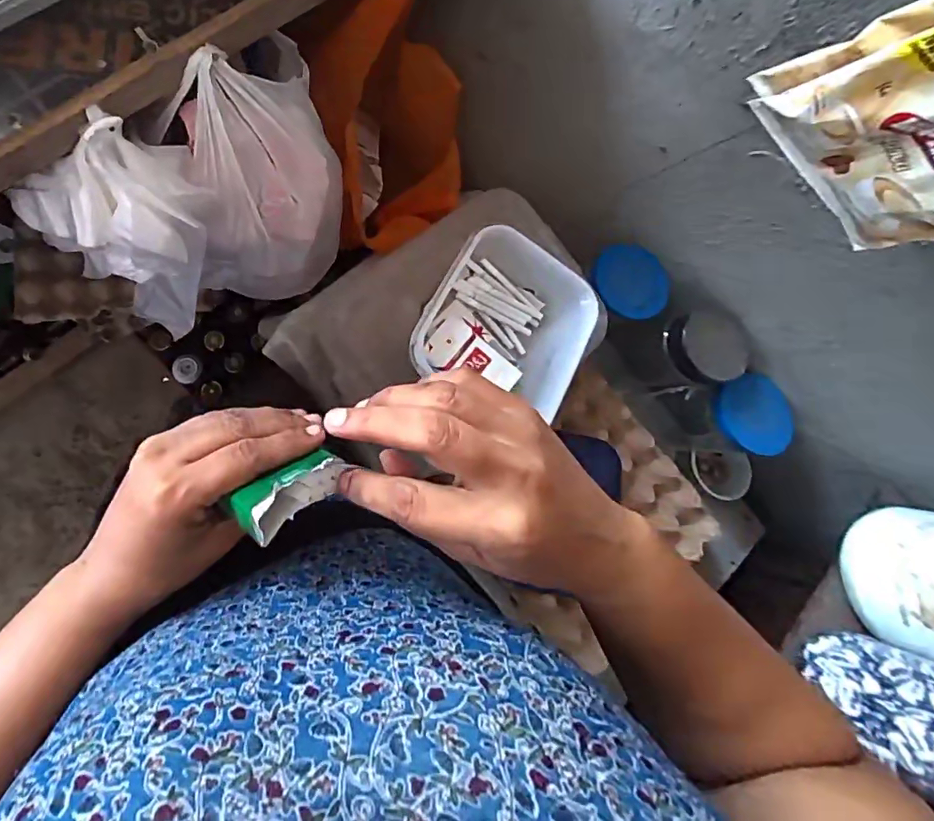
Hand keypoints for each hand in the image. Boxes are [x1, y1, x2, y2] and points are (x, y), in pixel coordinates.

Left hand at [75, 407, 324, 617]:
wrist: (108, 572)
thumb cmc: (161, 571)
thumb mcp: (215, 544)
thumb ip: (252, 504)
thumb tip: (289, 475)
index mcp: (177, 489)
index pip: (244, 454)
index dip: (285, 442)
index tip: (318, 435)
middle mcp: (163, 457)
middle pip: (232, 427)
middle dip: (278, 422)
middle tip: (313, 422)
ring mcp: (154, 444)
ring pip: (218, 418)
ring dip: (259, 417)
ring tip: (294, 418)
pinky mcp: (153, 441)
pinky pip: (202, 423)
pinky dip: (234, 420)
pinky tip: (258, 422)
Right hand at [323, 370, 648, 595]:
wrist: (596, 533)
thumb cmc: (528, 553)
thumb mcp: (470, 551)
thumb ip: (418, 510)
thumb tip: (378, 461)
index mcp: (500, 523)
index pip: (417, 501)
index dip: (368, 488)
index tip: (339, 477)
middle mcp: (513, 471)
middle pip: (431, 432)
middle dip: (373, 422)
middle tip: (336, 422)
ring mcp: (521, 431)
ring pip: (443, 397)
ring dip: (393, 398)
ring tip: (364, 409)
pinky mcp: (521, 406)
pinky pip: (461, 381)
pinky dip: (424, 386)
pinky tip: (407, 400)